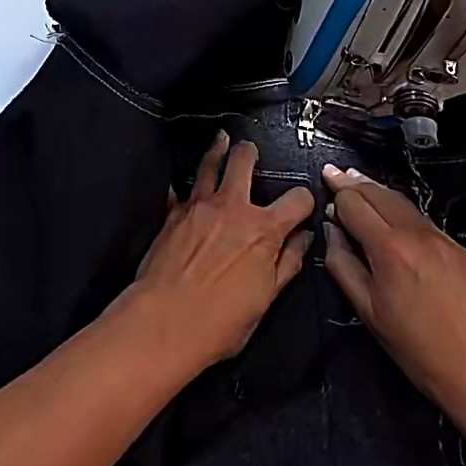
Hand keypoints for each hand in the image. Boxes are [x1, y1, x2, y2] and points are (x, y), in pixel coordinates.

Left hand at [122, 132, 314, 368]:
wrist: (162, 326)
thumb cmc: (217, 322)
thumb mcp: (265, 299)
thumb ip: (288, 264)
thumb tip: (303, 240)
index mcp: (263, 230)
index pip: (296, 200)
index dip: (304, 201)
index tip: (301, 206)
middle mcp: (232, 208)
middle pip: (244, 162)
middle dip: (250, 152)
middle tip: (250, 150)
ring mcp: (199, 207)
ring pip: (210, 165)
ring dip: (217, 149)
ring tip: (221, 139)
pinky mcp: (172, 215)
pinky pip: (176, 192)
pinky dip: (179, 187)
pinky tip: (178, 184)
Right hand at [320, 165, 465, 412]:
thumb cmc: (425, 355)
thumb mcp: (369, 314)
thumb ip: (343, 266)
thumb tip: (333, 236)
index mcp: (391, 250)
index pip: (355, 203)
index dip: (337, 194)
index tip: (327, 187)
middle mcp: (419, 235)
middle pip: (379, 192)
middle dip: (354, 182)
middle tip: (337, 175)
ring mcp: (444, 239)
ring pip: (403, 202)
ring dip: (378, 191)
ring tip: (360, 185)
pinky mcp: (462, 249)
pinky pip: (425, 221)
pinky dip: (403, 212)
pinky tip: (394, 218)